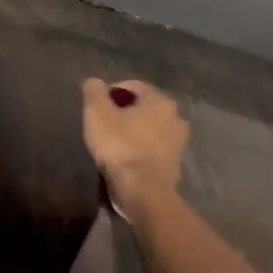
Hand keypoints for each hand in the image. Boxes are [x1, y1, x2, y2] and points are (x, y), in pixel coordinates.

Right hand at [80, 78, 188, 206]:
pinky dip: (140, 147)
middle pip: (143, 107)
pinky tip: (125, 156)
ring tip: (113, 140)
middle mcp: (175, 117)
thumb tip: (94, 82)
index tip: (95, 106)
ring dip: (133, 129)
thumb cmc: (119, 145)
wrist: (142, 189)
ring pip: (150, 127)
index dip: (111, 93)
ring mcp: (178, 141)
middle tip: (103, 123)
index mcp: (159, 101)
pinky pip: (153, 146)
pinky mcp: (174, 161)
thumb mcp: (96, 112)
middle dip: (124, 111)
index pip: (133, 86)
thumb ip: (94, 91)